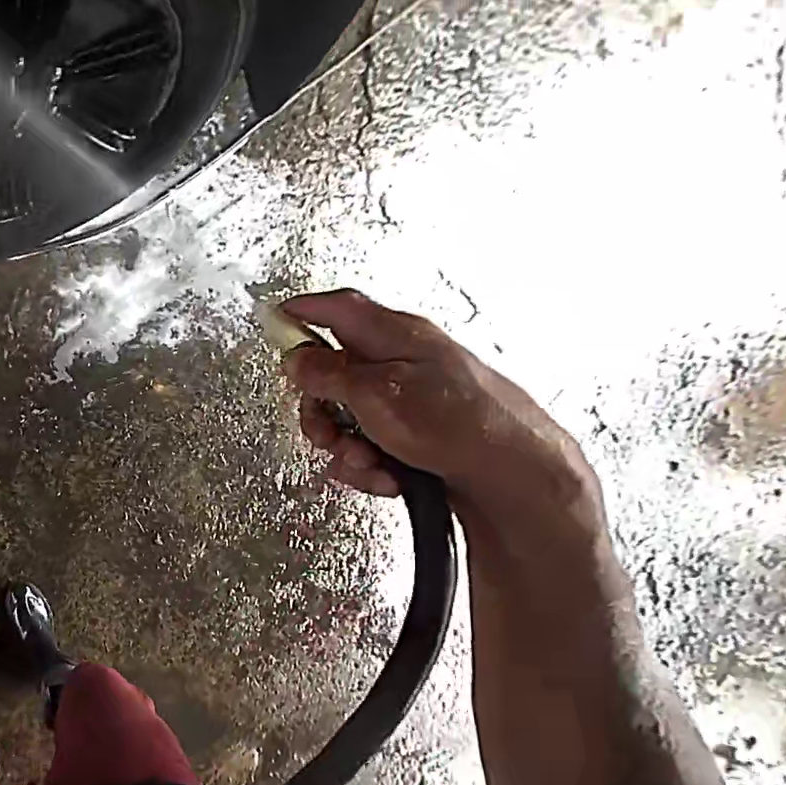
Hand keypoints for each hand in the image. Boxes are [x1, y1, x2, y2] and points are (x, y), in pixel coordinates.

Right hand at [281, 289, 594, 523]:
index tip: (275, 319)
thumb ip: (328, 374)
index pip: (337, 308)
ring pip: (348, 416)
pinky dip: (370, 464)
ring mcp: (408, 397)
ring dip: (346, 447)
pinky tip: (386, 475)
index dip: (302, 311)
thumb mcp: (375, 394)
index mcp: (392, 336)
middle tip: (325, 434)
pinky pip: (370, 442)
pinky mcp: (414, 430)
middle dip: (320, 412)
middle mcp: (400, 361)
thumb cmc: (457, 423)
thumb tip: (296, 360)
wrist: (510, 470)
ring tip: (367, 463)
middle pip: (333, 374)